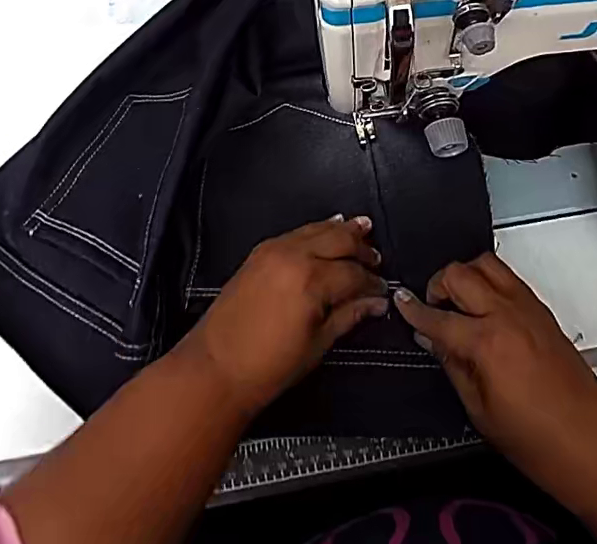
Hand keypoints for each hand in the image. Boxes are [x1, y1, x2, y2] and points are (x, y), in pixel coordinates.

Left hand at [173, 215, 387, 417]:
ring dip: (341, 230)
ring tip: (362, 228)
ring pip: (318, 229)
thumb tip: (375, 303)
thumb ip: (349, 315)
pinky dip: (316, 230)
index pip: (354, 274)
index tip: (381, 291)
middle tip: (376, 258)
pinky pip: (297, 232)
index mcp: (311, 280)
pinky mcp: (261, 251)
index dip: (372, 283)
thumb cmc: (266, 366)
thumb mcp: (317, 344)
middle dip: (361, 248)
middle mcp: (294, 256)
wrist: (215, 368)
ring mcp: (275, 249)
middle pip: (339, 240)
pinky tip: (327, 228)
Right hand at [394, 253, 596, 469]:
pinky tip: (483, 303)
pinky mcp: (541, 310)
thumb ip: (453, 366)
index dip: (413, 309)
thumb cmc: (543, 441)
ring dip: (464, 274)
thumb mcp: (480, 412)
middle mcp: (507, 314)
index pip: (438, 316)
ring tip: (457, 299)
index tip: (401, 302)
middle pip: (459, 274)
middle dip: (437, 285)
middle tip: (430, 304)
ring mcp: (527, 308)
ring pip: (485, 263)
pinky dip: (489, 279)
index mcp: (487, 343)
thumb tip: (433, 341)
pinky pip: (508, 276)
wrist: (594, 444)